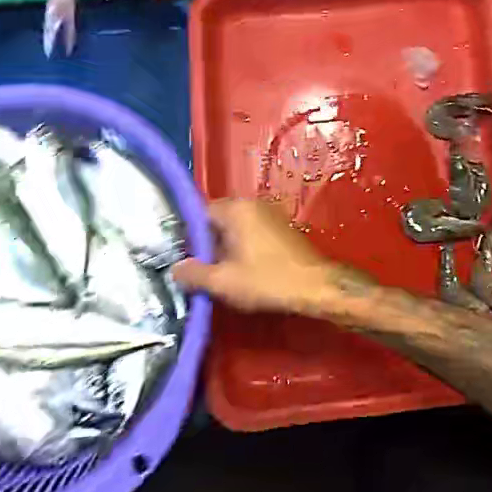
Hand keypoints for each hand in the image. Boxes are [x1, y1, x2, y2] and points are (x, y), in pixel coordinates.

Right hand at [172, 198, 365, 316]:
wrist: (316, 287)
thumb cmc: (268, 280)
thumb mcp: (223, 282)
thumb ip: (194, 274)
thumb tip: (175, 269)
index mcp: (235, 209)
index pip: (199, 214)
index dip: (189, 237)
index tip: (186, 258)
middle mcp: (251, 204)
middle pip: (218, 220)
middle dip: (208, 243)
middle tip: (203, 269)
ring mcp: (269, 213)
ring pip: (235, 227)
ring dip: (227, 246)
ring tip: (223, 272)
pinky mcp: (281, 227)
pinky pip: (252, 231)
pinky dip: (244, 246)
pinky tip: (244, 269)